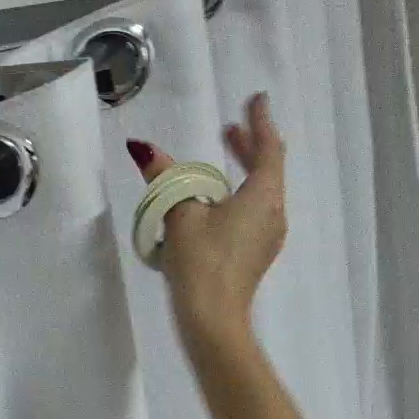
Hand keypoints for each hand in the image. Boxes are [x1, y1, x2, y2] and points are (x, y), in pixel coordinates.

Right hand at [126, 92, 286, 353]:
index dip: (260, 123)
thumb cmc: (200, 261)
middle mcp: (274, 212)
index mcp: (262, 196)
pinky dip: (238, 197)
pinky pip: (252, 213)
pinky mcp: (255, 256)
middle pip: (267, 170)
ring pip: (260, 193)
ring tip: (220, 165)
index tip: (256, 101)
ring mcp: (268, 237)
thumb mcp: (179, 215)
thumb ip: (165, 179)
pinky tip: (215, 205)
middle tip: (229, 130)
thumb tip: (144, 149)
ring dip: (242, 174)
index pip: (268, 149)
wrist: (212, 317)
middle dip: (249, 147)